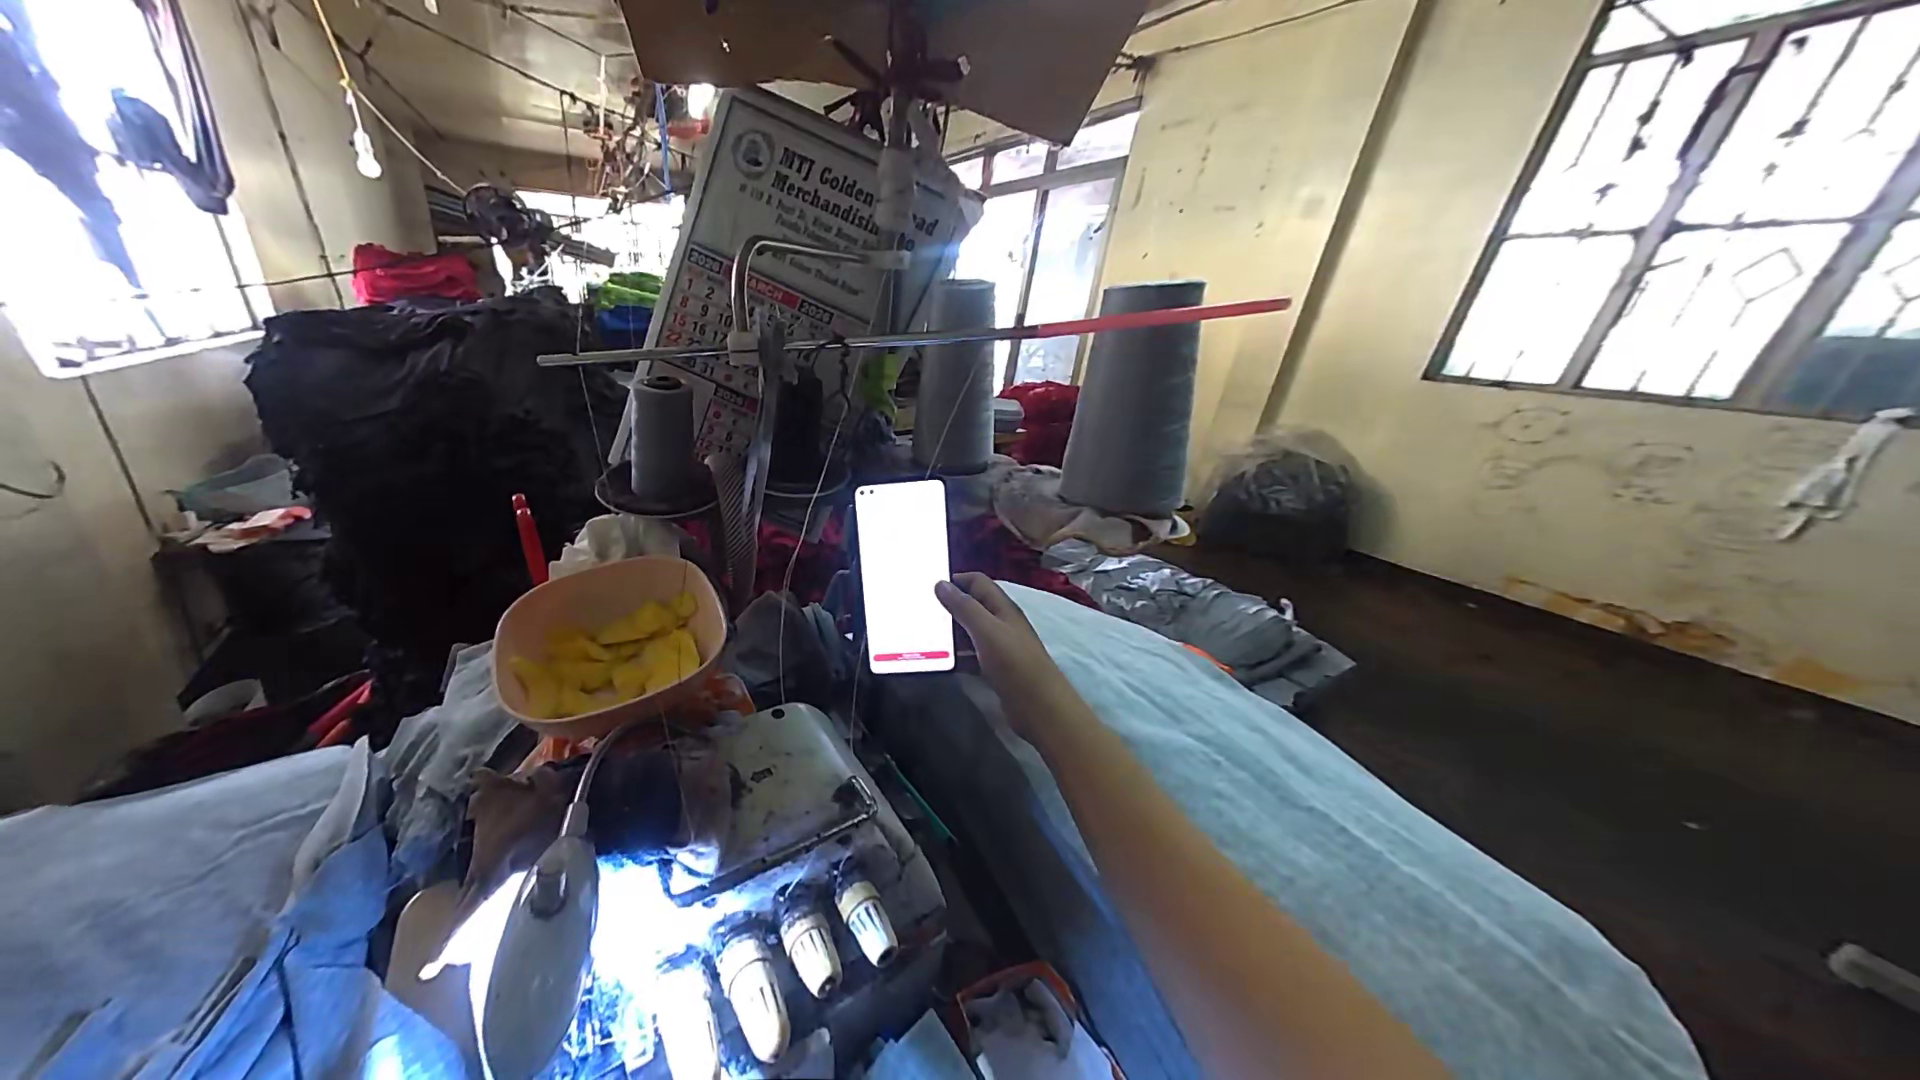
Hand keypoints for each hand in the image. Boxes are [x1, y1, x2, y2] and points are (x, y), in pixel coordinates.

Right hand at [935, 573, 1079, 738]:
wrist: (1039, 707)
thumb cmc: (1014, 663)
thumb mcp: (987, 630)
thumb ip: (965, 607)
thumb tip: (941, 583)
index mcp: (1003, 608)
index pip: (978, 582)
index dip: (955, 580)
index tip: (928, 586)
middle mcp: (1002, 624)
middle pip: (973, 606)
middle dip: (949, 606)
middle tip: (921, 612)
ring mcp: (1000, 647)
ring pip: (970, 632)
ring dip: (951, 632)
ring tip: (925, 635)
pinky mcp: (996, 669)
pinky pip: (971, 656)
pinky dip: (957, 656)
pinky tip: (940, 661)